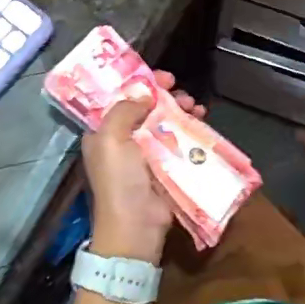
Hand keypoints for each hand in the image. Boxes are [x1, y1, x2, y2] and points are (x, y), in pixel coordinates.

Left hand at [82, 70, 204, 263]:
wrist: (136, 225)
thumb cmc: (119, 180)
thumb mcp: (111, 139)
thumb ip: (124, 109)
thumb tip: (144, 93)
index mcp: (103, 133)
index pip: (121, 99)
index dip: (141, 84)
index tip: (162, 78)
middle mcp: (123, 141)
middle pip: (147, 108)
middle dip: (166, 96)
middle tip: (181, 91)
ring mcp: (147, 155)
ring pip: (166, 122)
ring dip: (181, 111)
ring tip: (196, 107)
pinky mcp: (167, 167)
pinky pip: (180, 141)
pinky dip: (191, 129)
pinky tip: (201, 122)